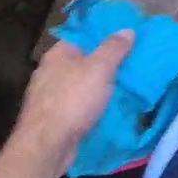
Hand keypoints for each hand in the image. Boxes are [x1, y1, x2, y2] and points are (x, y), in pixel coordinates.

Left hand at [13, 31, 134, 175]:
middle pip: (83, 62)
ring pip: (80, 86)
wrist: (47, 147)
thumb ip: (114, 48)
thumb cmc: (73, 100)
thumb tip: (127, 30)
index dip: (105, 36)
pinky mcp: (52, 120)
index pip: (83, 36)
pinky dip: (91, 108)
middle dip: (105, 65)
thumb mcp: (100, 68)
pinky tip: (108, 110)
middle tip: (131, 65)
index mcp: (58, 54)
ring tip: (125, 88)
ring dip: (99, 89)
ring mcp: (48, 97)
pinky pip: (77, 107)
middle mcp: (50, 72)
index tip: (127, 40)